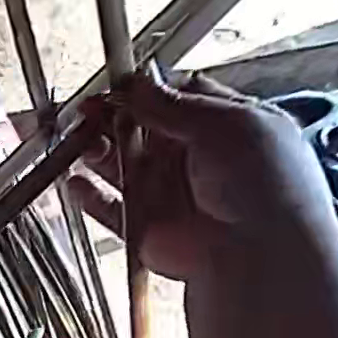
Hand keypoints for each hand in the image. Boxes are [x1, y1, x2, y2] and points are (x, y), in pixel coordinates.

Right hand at [69, 73, 337, 280]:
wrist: (253, 253)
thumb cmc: (260, 184)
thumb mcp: (224, 124)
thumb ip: (173, 105)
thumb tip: (135, 84)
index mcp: (219, 126)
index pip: (172, 99)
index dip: (141, 93)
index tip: (114, 89)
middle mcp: (189, 159)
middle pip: (139, 131)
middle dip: (110, 121)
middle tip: (86, 116)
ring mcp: (165, 194)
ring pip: (120, 167)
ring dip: (97, 154)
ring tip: (80, 146)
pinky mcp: (143, 227)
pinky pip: (109, 208)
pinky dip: (90, 197)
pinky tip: (77, 184)